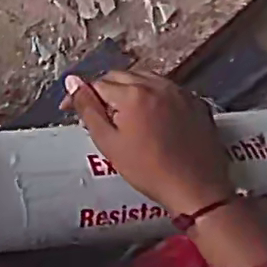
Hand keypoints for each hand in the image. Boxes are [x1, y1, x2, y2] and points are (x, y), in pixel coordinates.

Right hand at [61, 71, 235, 214]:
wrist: (196, 190)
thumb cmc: (147, 169)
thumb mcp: (107, 141)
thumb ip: (87, 107)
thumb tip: (72, 81)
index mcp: (133, 94)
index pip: (96, 83)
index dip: (80, 95)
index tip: (70, 109)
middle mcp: (158, 85)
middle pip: (119, 76)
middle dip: (104, 90)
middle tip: (97, 114)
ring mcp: (180, 93)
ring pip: (143, 78)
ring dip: (127, 90)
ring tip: (122, 114)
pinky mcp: (196, 103)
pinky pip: (165, 89)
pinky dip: (151, 96)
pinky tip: (149, 117)